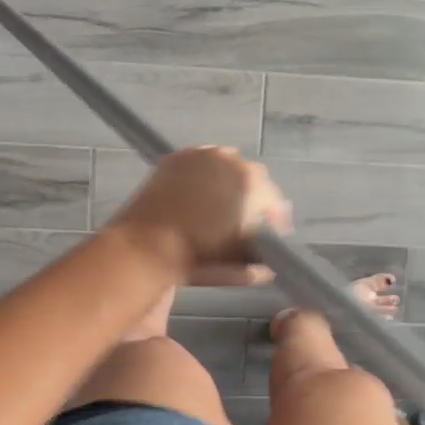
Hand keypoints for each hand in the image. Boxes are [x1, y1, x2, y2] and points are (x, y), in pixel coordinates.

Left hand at [107, 147, 289, 278]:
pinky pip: (200, 161)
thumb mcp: (236, 266)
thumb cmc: (199, 256)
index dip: (276, 220)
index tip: (275, 234)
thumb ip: (257, 265)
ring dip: (229, 181)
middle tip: (247, 218)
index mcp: (253, 186)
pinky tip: (199, 191)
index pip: (275, 202)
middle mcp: (232, 162)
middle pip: (254, 178)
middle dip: (254, 197)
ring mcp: (203, 155)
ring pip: (227, 164)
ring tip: (221, 202)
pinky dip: (203, 174)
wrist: (147, 245)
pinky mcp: (179, 157)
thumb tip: (266, 268)